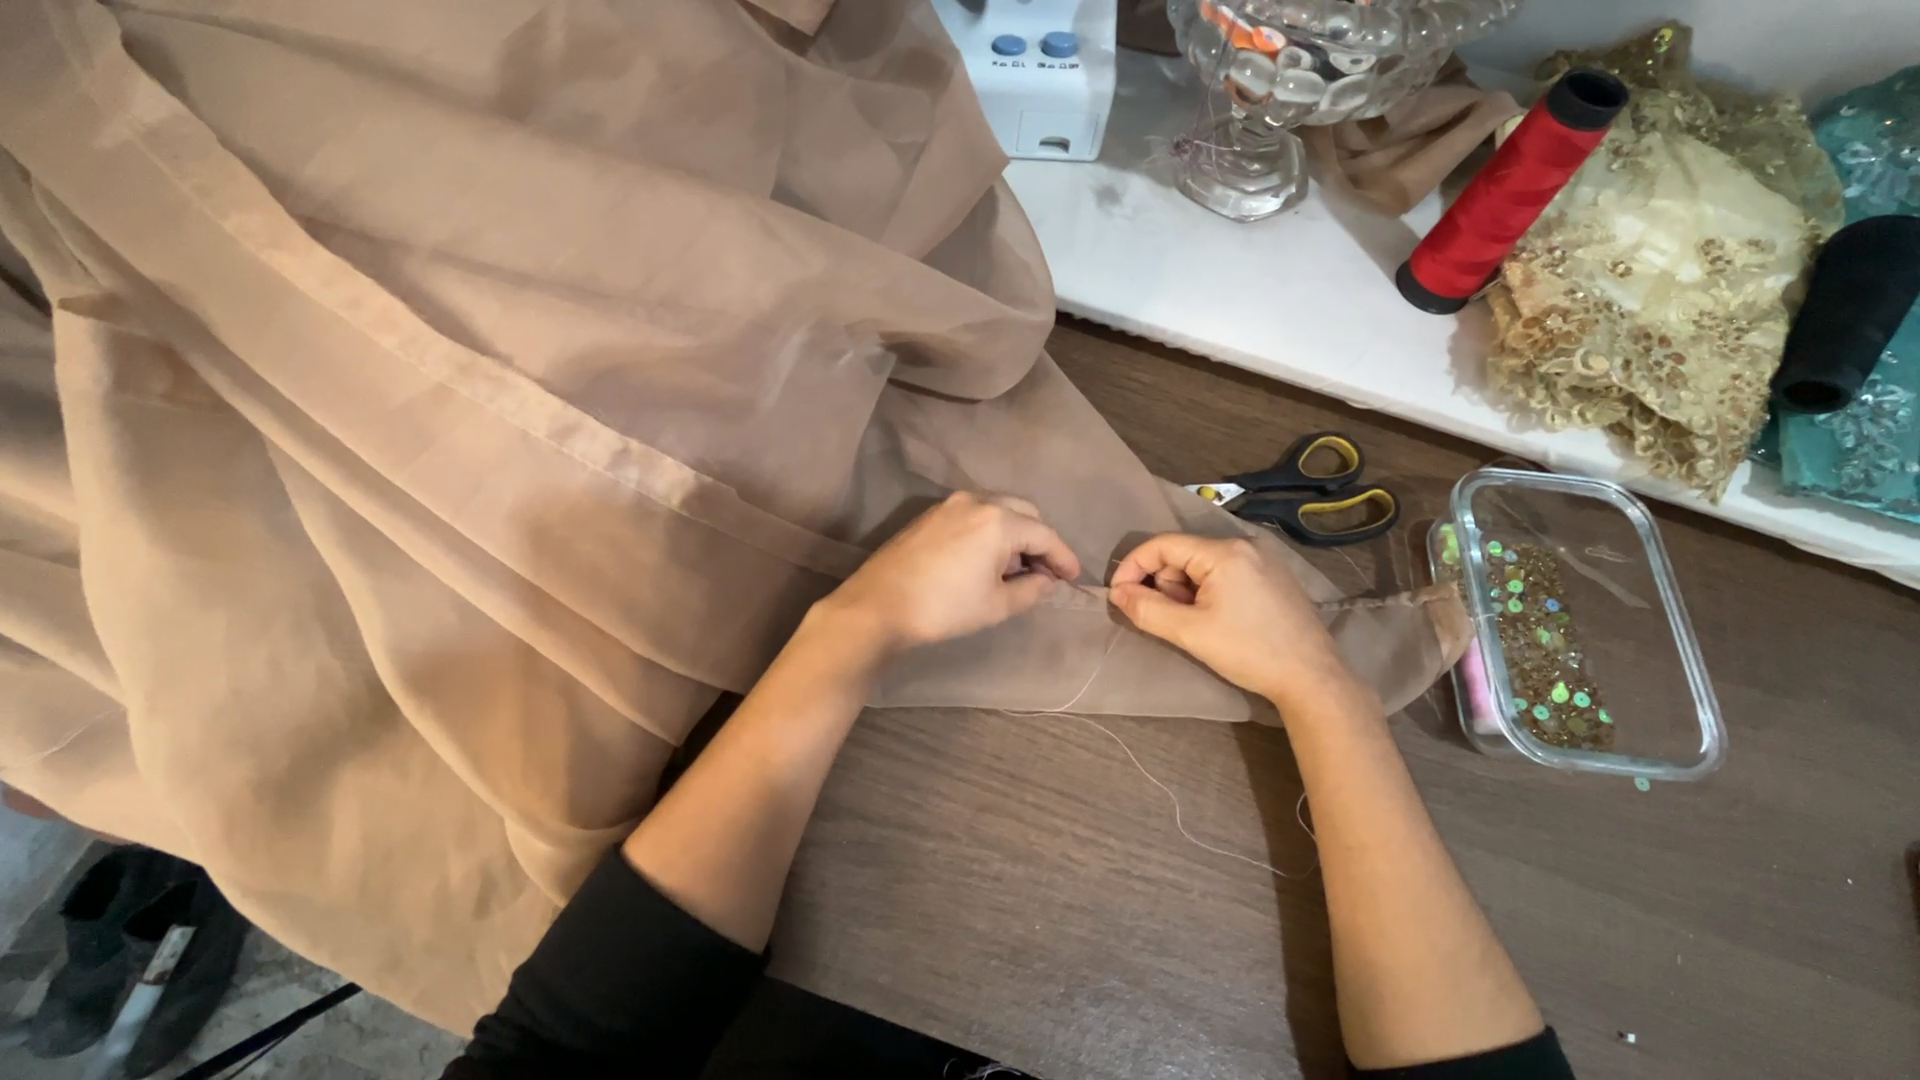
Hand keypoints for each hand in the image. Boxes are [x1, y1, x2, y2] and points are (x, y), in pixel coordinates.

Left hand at [819, 492, 1082, 653]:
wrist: (878, 606)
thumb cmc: (943, 609)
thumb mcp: (996, 605)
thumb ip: (1031, 589)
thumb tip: (1047, 580)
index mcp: (998, 521)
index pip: (1044, 534)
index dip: (1063, 556)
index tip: (1073, 576)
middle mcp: (977, 502)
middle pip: (1024, 513)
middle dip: (1039, 540)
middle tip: (1043, 572)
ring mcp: (949, 505)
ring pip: (997, 510)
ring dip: (1013, 534)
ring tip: (1014, 568)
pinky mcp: (930, 515)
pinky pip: (973, 514)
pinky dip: (989, 531)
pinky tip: (985, 559)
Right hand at [1108, 534, 1361, 715]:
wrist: (1312, 677)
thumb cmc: (1249, 651)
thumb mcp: (1190, 632)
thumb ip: (1147, 609)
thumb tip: (1117, 593)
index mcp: (1224, 552)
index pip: (1162, 545)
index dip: (1133, 567)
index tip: (1119, 596)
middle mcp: (1244, 545)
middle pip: (1182, 555)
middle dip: (1165, 585)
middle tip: (1173, 621)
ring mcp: (1262, 559)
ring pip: (1202, 566)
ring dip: (1186, 592)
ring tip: (1197, 625)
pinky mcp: (1272, 576)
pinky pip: (1225, 573)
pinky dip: (1208, 593)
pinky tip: (1218, 621)